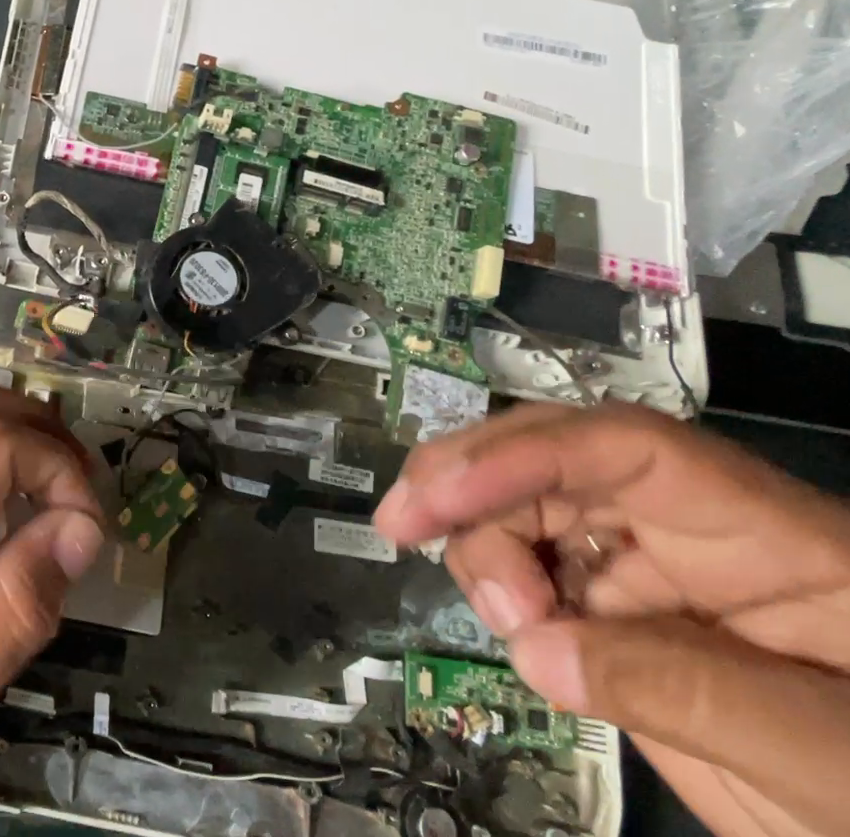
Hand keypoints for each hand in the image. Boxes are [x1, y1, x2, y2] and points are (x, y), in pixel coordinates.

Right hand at [375, 403, 849, 836]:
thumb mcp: (830, 758)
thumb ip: (689, 694)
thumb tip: (532, 648)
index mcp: (774, 540)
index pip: (631, 452)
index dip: (524, 455)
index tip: (434, 497)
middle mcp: (702, 539)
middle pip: (557, 465)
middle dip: (470, 484)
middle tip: (402, 528)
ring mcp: (659, 581)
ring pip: (528, 515)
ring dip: (484, 550)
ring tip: (512, 625)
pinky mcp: (621, 624)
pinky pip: (533, 578)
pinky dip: (495, 590)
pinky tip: (515, 631)